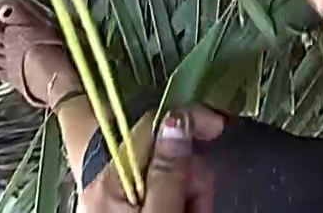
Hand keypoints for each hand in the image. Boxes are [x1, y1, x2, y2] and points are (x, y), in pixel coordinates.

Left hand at [78, 109, 218, 212]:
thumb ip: (168, 172)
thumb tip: (177, 118)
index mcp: (108, 179)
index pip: (151, 124)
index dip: (186, 118)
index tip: (218, 125)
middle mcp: (105, 180)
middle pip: (162, 149)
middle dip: (190, 169)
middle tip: (200, 201)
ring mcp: (112, 197)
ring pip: (165, 170)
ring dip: (189, 189)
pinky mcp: (120, 209)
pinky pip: (158, 190)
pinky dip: (178, 199)